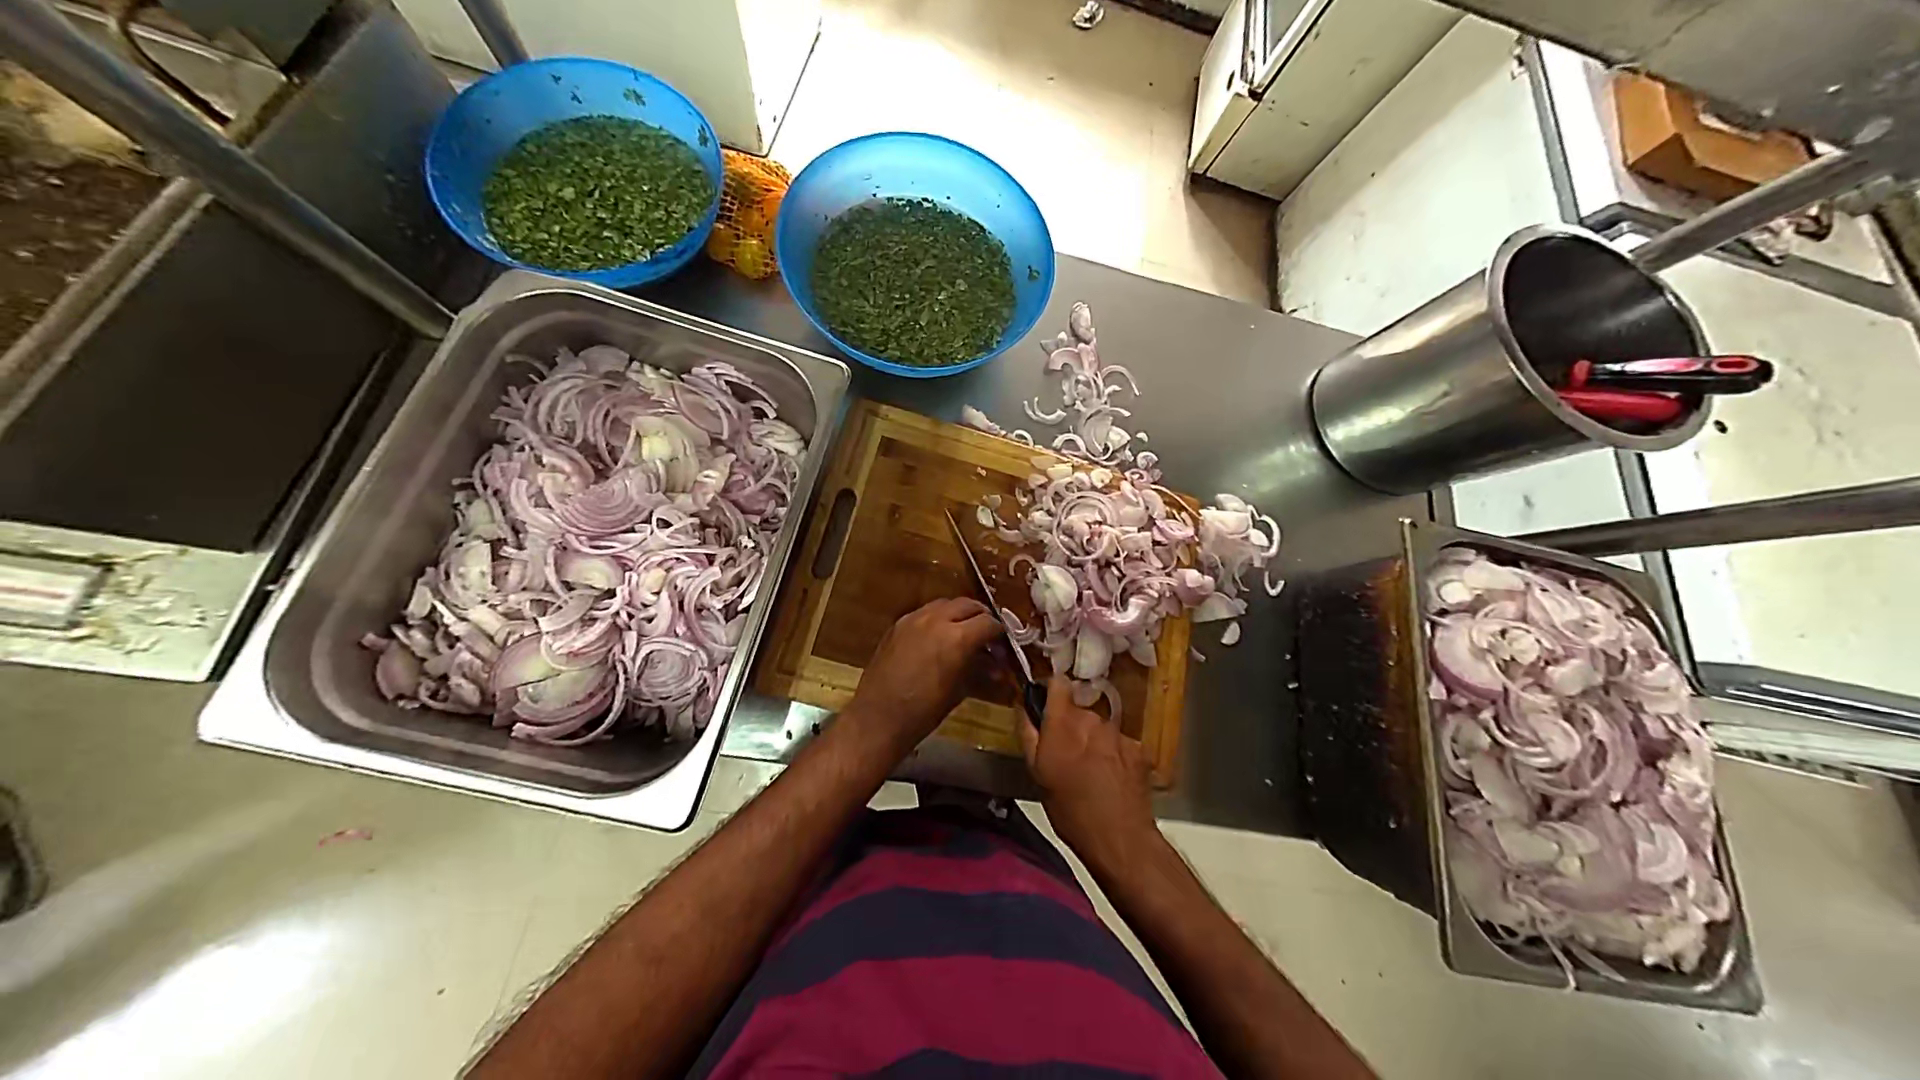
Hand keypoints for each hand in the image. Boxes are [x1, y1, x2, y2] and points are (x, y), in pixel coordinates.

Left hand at [845, 597, 1002, 755]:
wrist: (879, 718)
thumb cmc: (924, 712)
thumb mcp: (959, 690)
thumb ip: (980, 670)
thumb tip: (995, 666)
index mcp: (957, 637)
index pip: (989, 622)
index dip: (1000, 633)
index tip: (1003, 644)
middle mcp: (935, 620)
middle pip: (968, 605)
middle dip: (981, 618)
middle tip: (987, 637)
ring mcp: (913, 619)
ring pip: (945, 605)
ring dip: (958, 615)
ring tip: (963, 635)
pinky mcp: (897, 625)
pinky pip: (924, 613)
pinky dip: (937, 620)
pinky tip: (937, 640)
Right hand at [1019, 673, 1156, 860]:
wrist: (1120, 838)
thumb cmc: (1070, 810)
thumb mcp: (1037, 773)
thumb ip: (1028, 733)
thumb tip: (1023, 706)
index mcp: (1064, 722)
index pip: (1058, 682)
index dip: (1050, 689)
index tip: (1044, 704)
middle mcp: (1093, 720)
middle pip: (1078, 709)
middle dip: (1071, 726)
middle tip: (1065, 754)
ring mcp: (1119, 734)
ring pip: (1099, 727)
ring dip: (1092, 741)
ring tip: (1089, 771)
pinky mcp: (1139, 749)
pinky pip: (1118, 743)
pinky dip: (1113, 754)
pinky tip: (1110, 778)